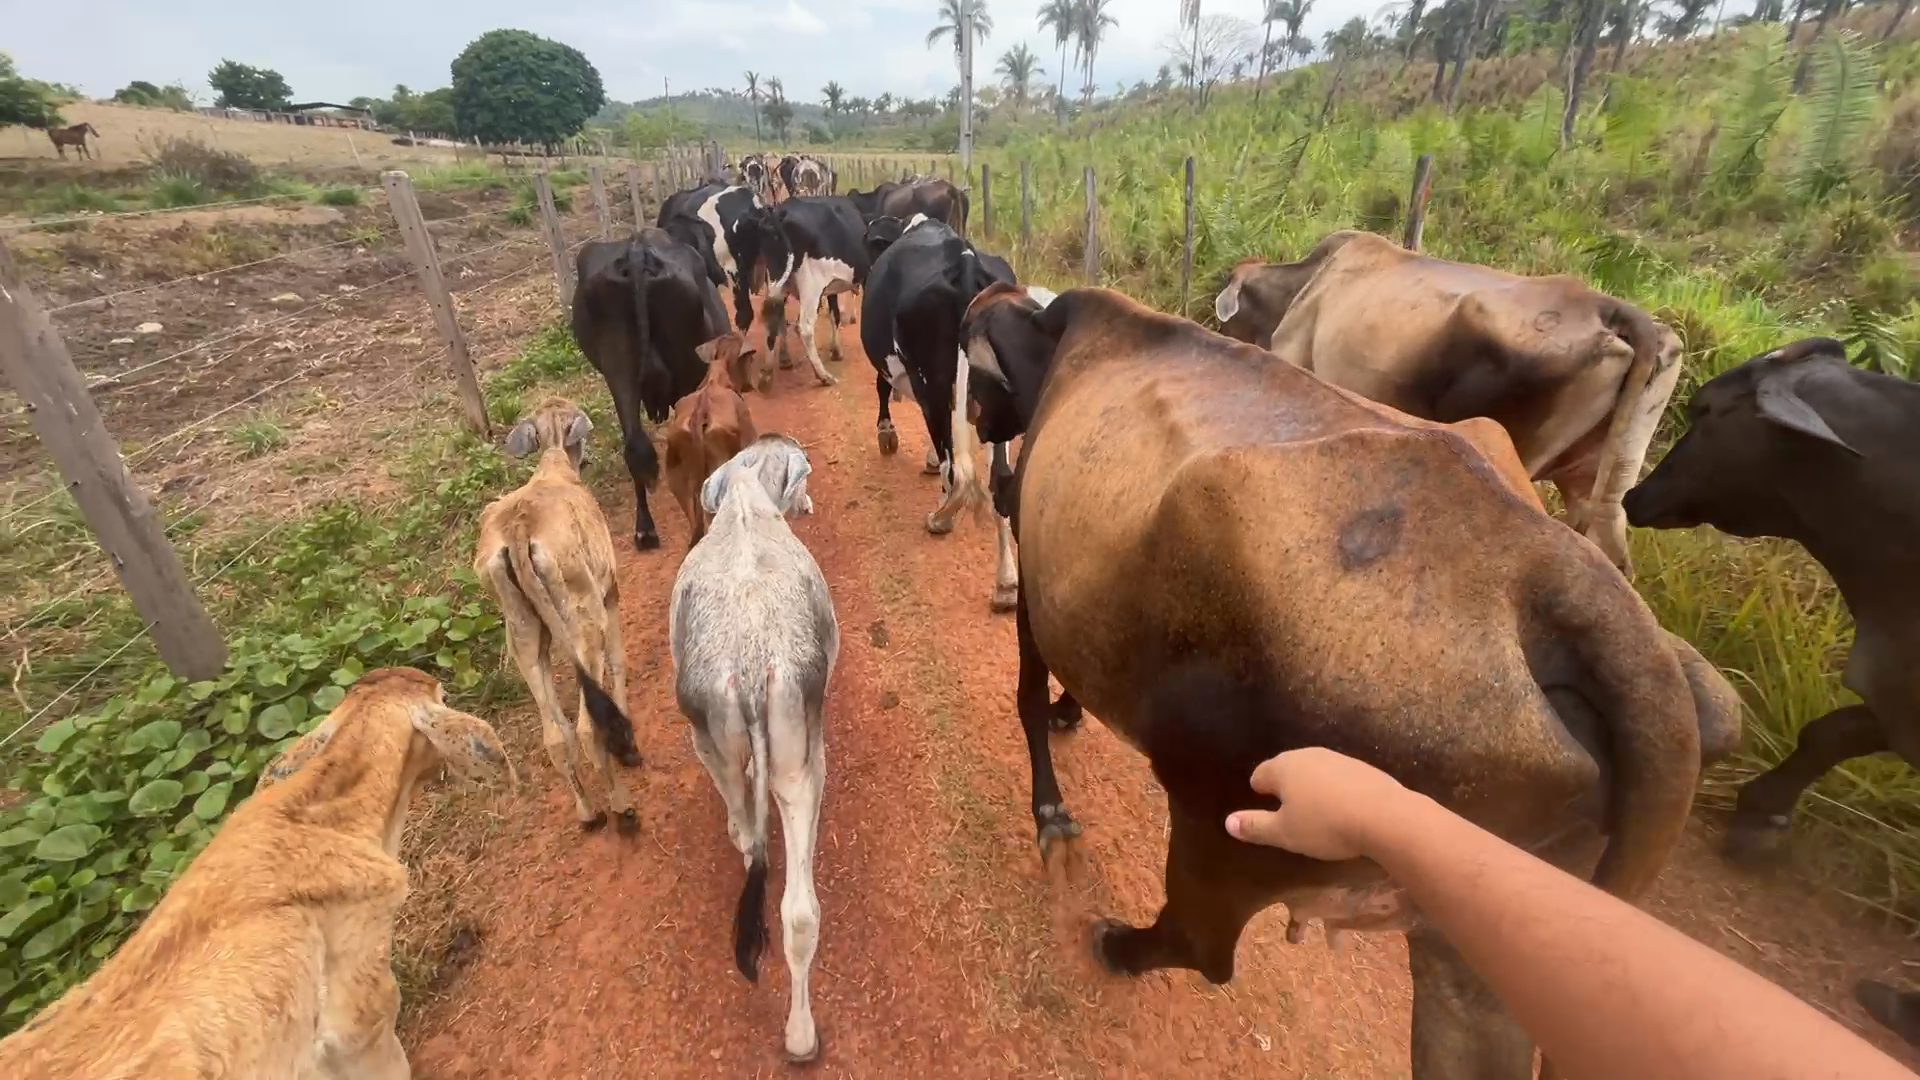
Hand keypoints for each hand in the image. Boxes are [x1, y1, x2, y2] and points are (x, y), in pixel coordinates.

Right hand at [1225, 747, 1409, 861]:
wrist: (1386, 817)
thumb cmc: (1326, 825)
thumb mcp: (1285, 833)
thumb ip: (1255, 827)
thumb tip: (1227, 822)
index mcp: (1281, 768)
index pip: (1260, 774)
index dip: (1260, 791)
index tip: (1266, 806)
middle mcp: (1305, 756)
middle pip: (1286, 769)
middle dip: (1285, 787)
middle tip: (1290, 811)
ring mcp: (1336, 759)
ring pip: (1314, 772)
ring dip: (1312, 787)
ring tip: (1319, 812)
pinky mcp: (1362, 768)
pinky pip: (1339, 778)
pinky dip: (1337, 790)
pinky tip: (1346, 810)